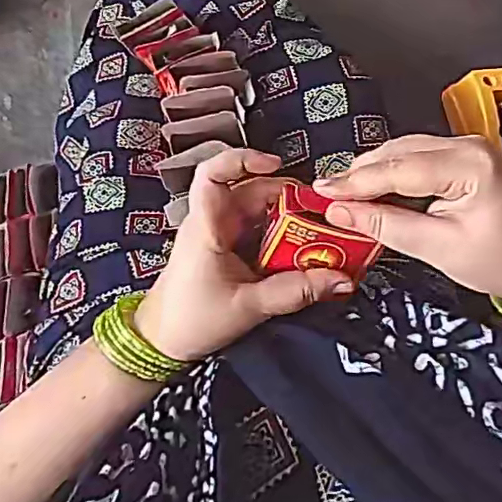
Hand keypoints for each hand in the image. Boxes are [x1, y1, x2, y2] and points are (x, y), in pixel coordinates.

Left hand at [132, 149, 354, 360]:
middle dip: (286, 194)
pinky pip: (256, 226)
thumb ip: (295, 291)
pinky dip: (279, 231)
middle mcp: (212, 221)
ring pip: (256, 207)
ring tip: (315, 227)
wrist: (162, 341)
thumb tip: (338, 278)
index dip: (243, 159)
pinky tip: (299, 245)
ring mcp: (218, 231)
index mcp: (206, 226)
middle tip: (317, 210)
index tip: (275, 165)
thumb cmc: (190, 320)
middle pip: (250, 188)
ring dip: (285, 213)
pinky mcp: (226, 245)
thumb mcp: (249, 306)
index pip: (213, 173)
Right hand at [312, 134, 501, 310]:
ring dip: (370, 171)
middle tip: (325, 195)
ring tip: (340, 194)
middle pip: (397, 153)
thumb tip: (339, 211)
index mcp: (470, 164)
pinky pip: (412, 157)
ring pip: (401, 151)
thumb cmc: (501, 261)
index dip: (355, 181)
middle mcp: (466, 146)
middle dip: (359, 174)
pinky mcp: (457, 156)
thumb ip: (386, 225)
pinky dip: (387, 172)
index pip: (399, 168)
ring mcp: (463, 147)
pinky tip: (368, 188)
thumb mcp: (439, 248)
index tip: (321, 192)